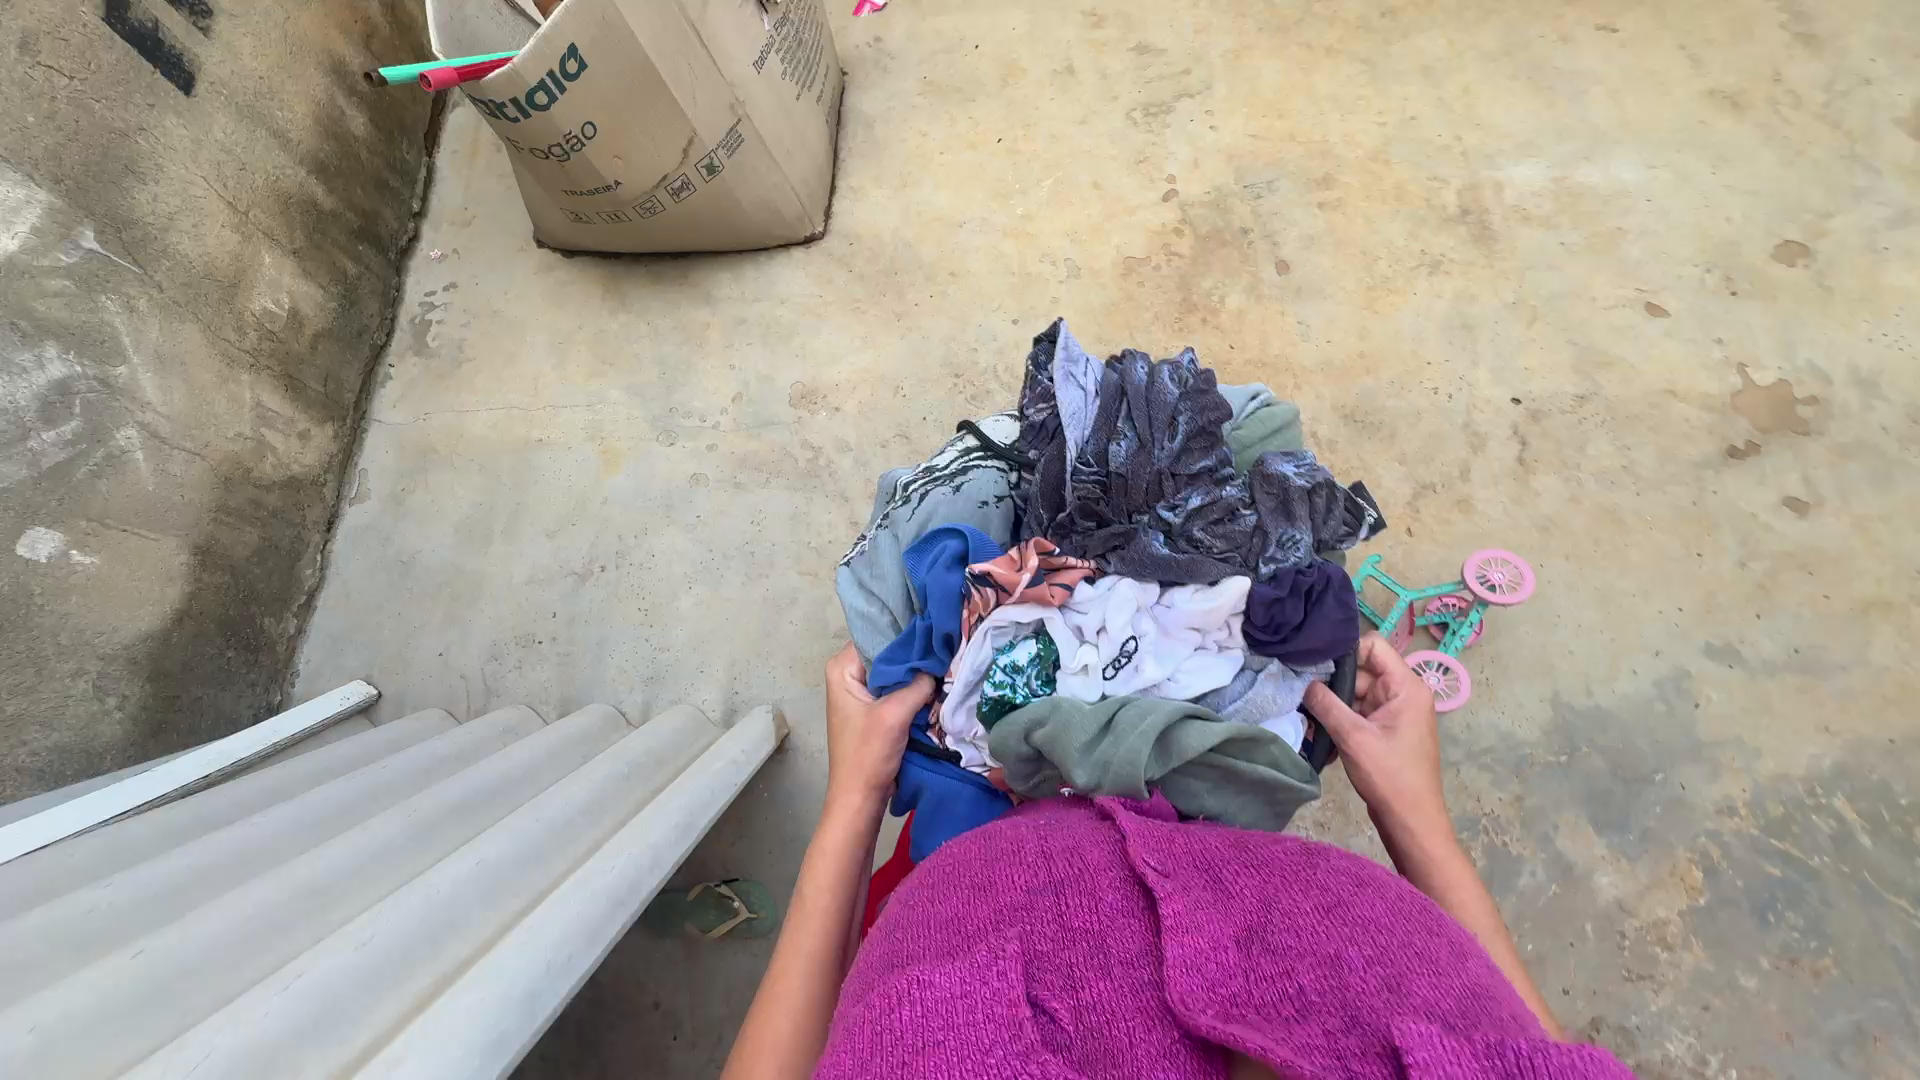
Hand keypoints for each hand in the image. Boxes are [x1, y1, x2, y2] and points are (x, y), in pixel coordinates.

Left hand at [823, 644, 935, 812]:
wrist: (861, 798)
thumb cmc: (868, 755)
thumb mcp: (895, 714)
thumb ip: (918, 684)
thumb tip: (941, 662)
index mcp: (842, 668)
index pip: (877, 634)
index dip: (905, 632)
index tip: (934, 627)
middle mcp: (849, 673)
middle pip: (888, 651)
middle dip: (915, 651)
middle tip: (945, 643)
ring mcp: (863, 691)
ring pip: (896, 670)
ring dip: (918, 671)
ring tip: (946, 659)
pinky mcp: (876, 707)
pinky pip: (899, 687)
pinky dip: (916, 687)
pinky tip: (938, 681)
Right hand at [1303, 632, 1451, 845]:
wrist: (1410, 820)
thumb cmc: (1389, 775)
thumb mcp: (1352, 736)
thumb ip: (1325, 703)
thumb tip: (1303, 682)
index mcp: (1406, 687)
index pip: (1372, 646)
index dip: (1344, 651)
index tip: (1315, 666)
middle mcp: (1402, 693)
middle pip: (1358, 671)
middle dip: (1330, 683)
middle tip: (1299, 693)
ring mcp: (1392, 712)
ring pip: (1352, 693)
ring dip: (1330, 705)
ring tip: (1305, 717)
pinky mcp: (1383, 728)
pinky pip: (1355, 712)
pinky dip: (1337, 720)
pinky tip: (1318, 733)